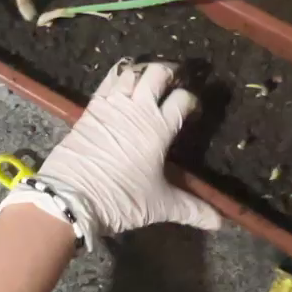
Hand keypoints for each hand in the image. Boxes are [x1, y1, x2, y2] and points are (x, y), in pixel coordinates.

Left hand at [0, 59, 222, 242]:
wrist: (71, 196)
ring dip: (143, 68)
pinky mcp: (91, 107)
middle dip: (170, 71)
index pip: (183, 99)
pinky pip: (108, 80)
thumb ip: (192, 208)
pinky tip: (122, 78)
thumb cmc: (120, 197)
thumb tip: (220, 223)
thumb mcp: (160, 205)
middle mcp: (137, 108)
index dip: (192, 100)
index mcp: (158, 127)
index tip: (193, 109)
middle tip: (175, 78)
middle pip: (157, 73)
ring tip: (149, 74)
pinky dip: (118, 74)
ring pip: (131, 71)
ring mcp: (112, 104)